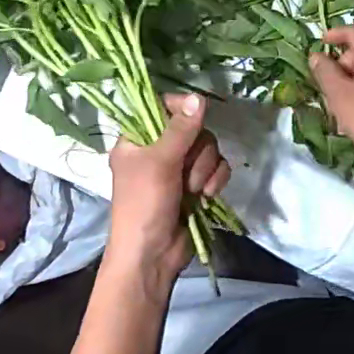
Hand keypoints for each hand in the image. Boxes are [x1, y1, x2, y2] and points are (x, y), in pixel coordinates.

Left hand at [107, 94, 229, 285]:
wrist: (152, 256)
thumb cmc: (143, 204)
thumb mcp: (159, 162)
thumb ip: (181, 129)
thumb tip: (199, 97)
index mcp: (137, 139)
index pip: (161, 106)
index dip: (180, 107)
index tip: (193, 114)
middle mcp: (157, 149)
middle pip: (192, 128)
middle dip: (196, 151)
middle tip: (184, 172)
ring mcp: (178, 168)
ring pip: (208, 148)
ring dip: (205, 169)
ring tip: (194, 191)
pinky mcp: (196, 185)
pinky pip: (217, 168)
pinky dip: (215, 180)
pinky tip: (207, 196)